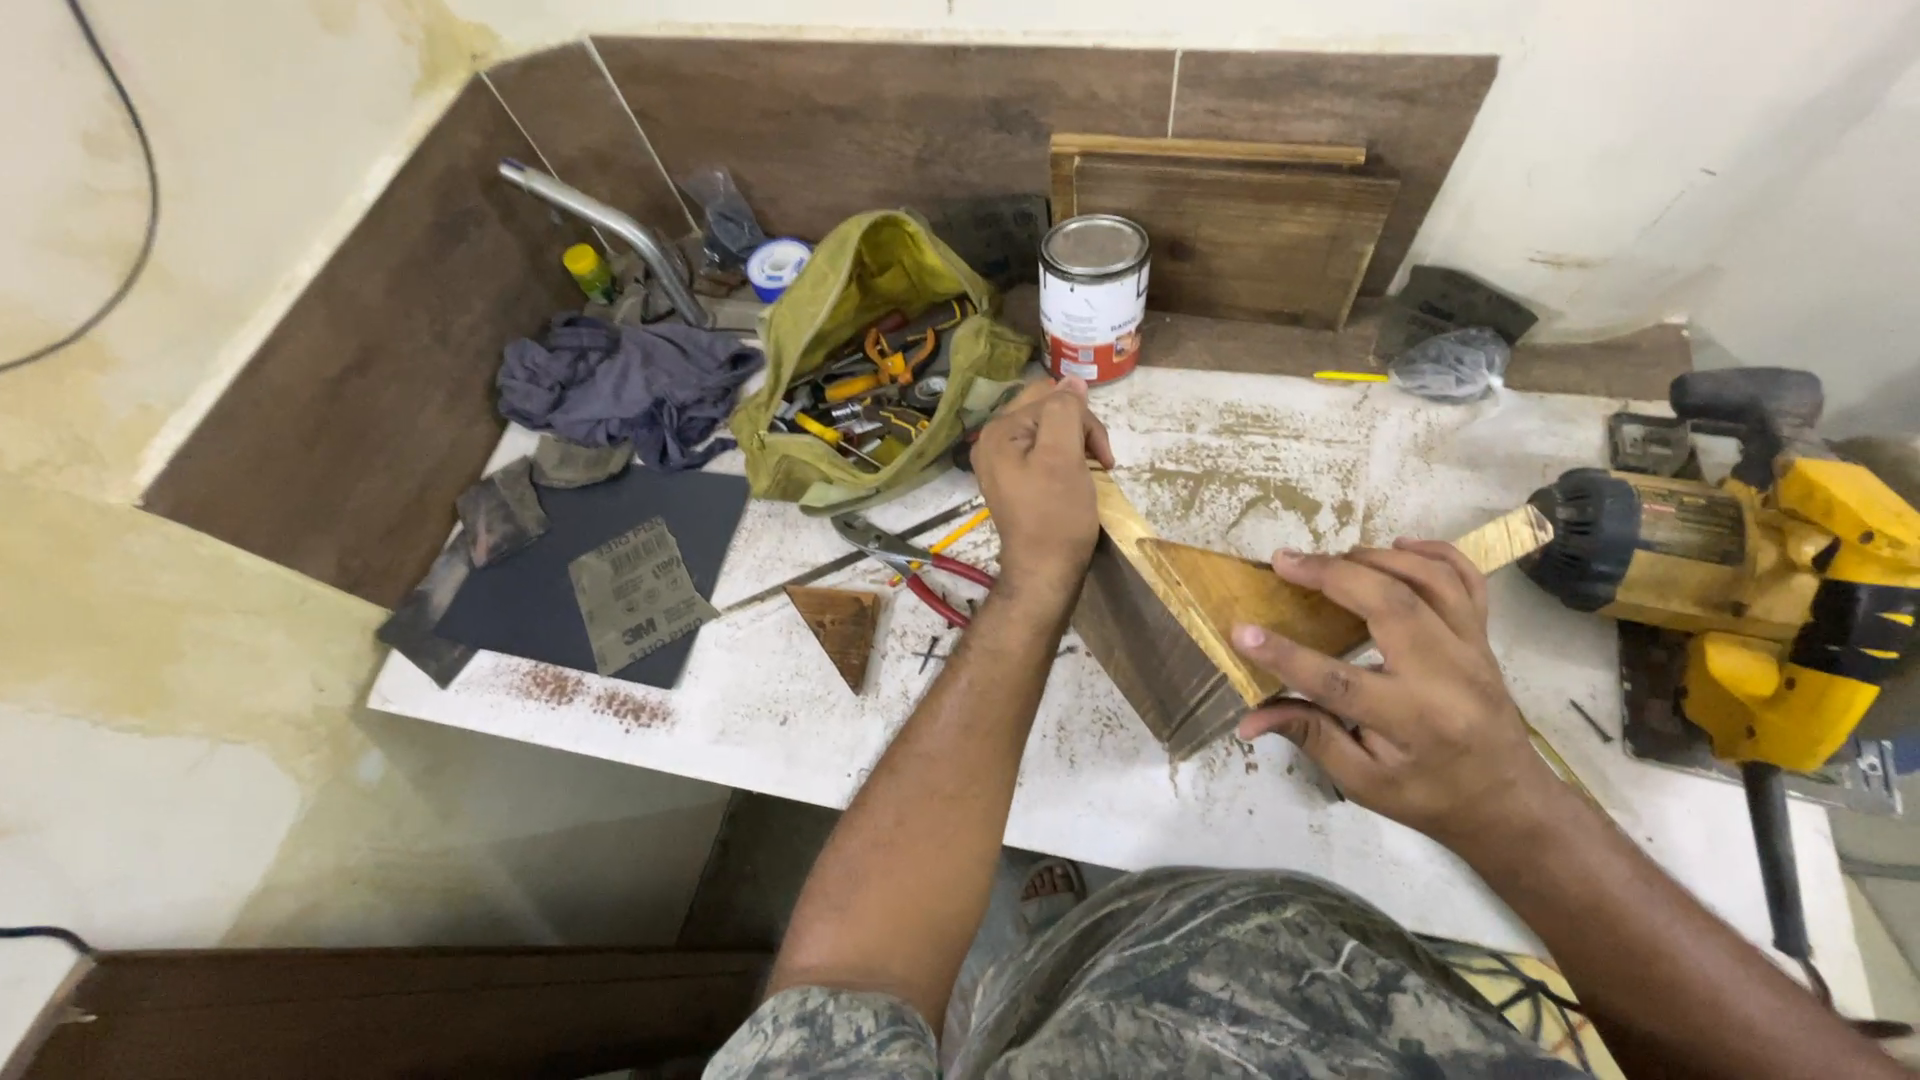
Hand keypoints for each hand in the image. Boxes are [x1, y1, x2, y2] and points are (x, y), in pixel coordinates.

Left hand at [972, 377, 1115, 601]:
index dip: (1084, 422)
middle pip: (1047, 410)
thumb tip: (1072, 380)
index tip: (1101, 456)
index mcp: (999, 430)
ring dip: (1077, 445)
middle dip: (1079, 431)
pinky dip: (1065, 460)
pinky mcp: (1015, 480)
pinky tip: (1076, 478)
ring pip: (1049, 431)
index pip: (1052, 398)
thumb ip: (1066, 411)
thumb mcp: (1064, 456)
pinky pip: (1043, 452)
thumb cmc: (1056, 515)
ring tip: (1092, 472)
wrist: (1045, 570)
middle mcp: (993, 441)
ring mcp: (1001, 462)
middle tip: (1098, 462)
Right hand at [1229, 540, 1566, 850]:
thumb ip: (1310, 736)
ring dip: (1375, 559)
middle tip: (1285, 561)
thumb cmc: (1429, 796)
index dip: (1284, 655)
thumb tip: (1248, 719)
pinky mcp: (1482, 637)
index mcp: (1413, 721)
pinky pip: (1466, 580)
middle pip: (1390, 604)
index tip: (1242, 632)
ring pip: (1429, 580)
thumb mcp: (1364, 781)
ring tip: (1332, 557)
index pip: (1336, 680)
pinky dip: (1434, 553)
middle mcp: (1448, 676)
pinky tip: (1397, 546)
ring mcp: (1472, 650)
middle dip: (1331, 575)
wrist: (1509, 801)